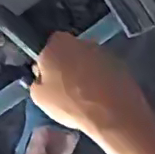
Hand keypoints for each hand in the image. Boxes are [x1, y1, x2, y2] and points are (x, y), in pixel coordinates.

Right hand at [29, 32, 154, 144]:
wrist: (112, 113)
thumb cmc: (70, 102)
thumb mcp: (39, 97)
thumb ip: (36, 81)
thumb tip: (41, 78)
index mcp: (56, 43)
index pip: (45, 49)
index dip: (45, 66)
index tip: (47, 81)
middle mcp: (79, 40)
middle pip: (67, 53)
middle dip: (65, 67)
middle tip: (65, 90)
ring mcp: (101, 49)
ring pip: (86, 60)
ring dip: (84, 73)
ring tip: (85, 96)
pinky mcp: (118, 61)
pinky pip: (102, 69)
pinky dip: (100, 78)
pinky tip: (100, 96)